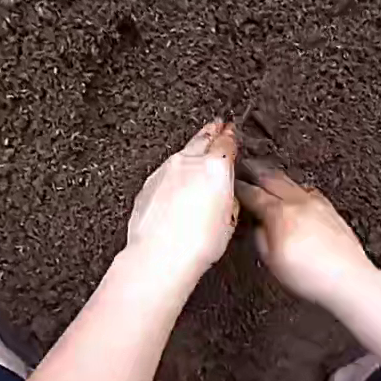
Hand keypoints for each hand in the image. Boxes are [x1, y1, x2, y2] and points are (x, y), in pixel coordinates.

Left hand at [126, 121, 239, 287]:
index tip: (232, 131)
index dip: (231, 135)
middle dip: (212, 130)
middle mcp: (189, 162)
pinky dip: (174, 172)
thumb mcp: (230, 220)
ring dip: (192, 151)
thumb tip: (226, 195)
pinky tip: (178, 184)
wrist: (160, 255)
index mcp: (215, 167)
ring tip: (198, 152)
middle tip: (218, 125)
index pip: (226, 141)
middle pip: (202, 137)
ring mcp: (165, 171)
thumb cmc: (196, 243)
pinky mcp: (149, 184)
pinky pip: (165, 172)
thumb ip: (229, 198)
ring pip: (182, 153)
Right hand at [235, 162, 377, 308]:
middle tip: (245, 166)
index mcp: (280, 213)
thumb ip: (260, 237)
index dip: (239, 188)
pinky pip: (308, 191)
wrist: (348, 280)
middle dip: (255, 171)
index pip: (253, 194)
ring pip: (291, 182)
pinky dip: (295, 187)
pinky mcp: (331, 211)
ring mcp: (317, 204)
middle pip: (272, 179)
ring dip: (275, 176)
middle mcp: (298, 203)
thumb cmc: (311, 276)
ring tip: (266, 174)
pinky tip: (296, 192)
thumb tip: (257, 225)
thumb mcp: (272, 261)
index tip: (231, 184)